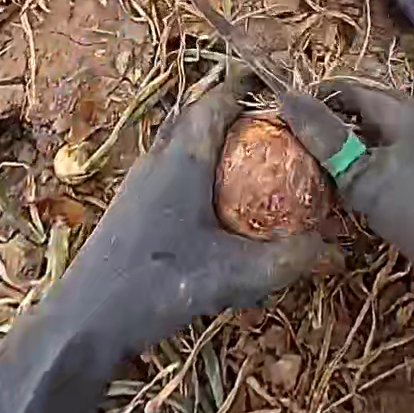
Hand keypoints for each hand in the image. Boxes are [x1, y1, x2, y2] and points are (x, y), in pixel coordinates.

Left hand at [52, 78, 329, 350]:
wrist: (78, 328)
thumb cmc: (154, 286)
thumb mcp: (231, 275)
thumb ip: (285, 259)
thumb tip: (336, 249)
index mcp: (185, 156)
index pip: (220, 99)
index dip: (251, 85)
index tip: (283, 87)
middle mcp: (162, 156)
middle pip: (204, 112)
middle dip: (241, 108)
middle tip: (280, 119)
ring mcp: (143, 177)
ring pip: (188, 136)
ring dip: (220, 133)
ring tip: (258, 148)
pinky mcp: (135, 200)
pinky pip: (177, 159)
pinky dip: (205, 158)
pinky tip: (221, 191)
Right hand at [279, 80, 413, 279]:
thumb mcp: (364, 177)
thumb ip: (327, 138)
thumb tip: (290, 99)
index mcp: (402, 108)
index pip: (351, 89)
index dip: (319, 99)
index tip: (290, 119)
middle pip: (371, 106)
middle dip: (339, 120)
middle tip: (307, 144)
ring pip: (387, 130)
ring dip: (359, 141)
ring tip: (332, 165)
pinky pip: (402, 149)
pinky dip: (379, 157)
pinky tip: (370, 183)